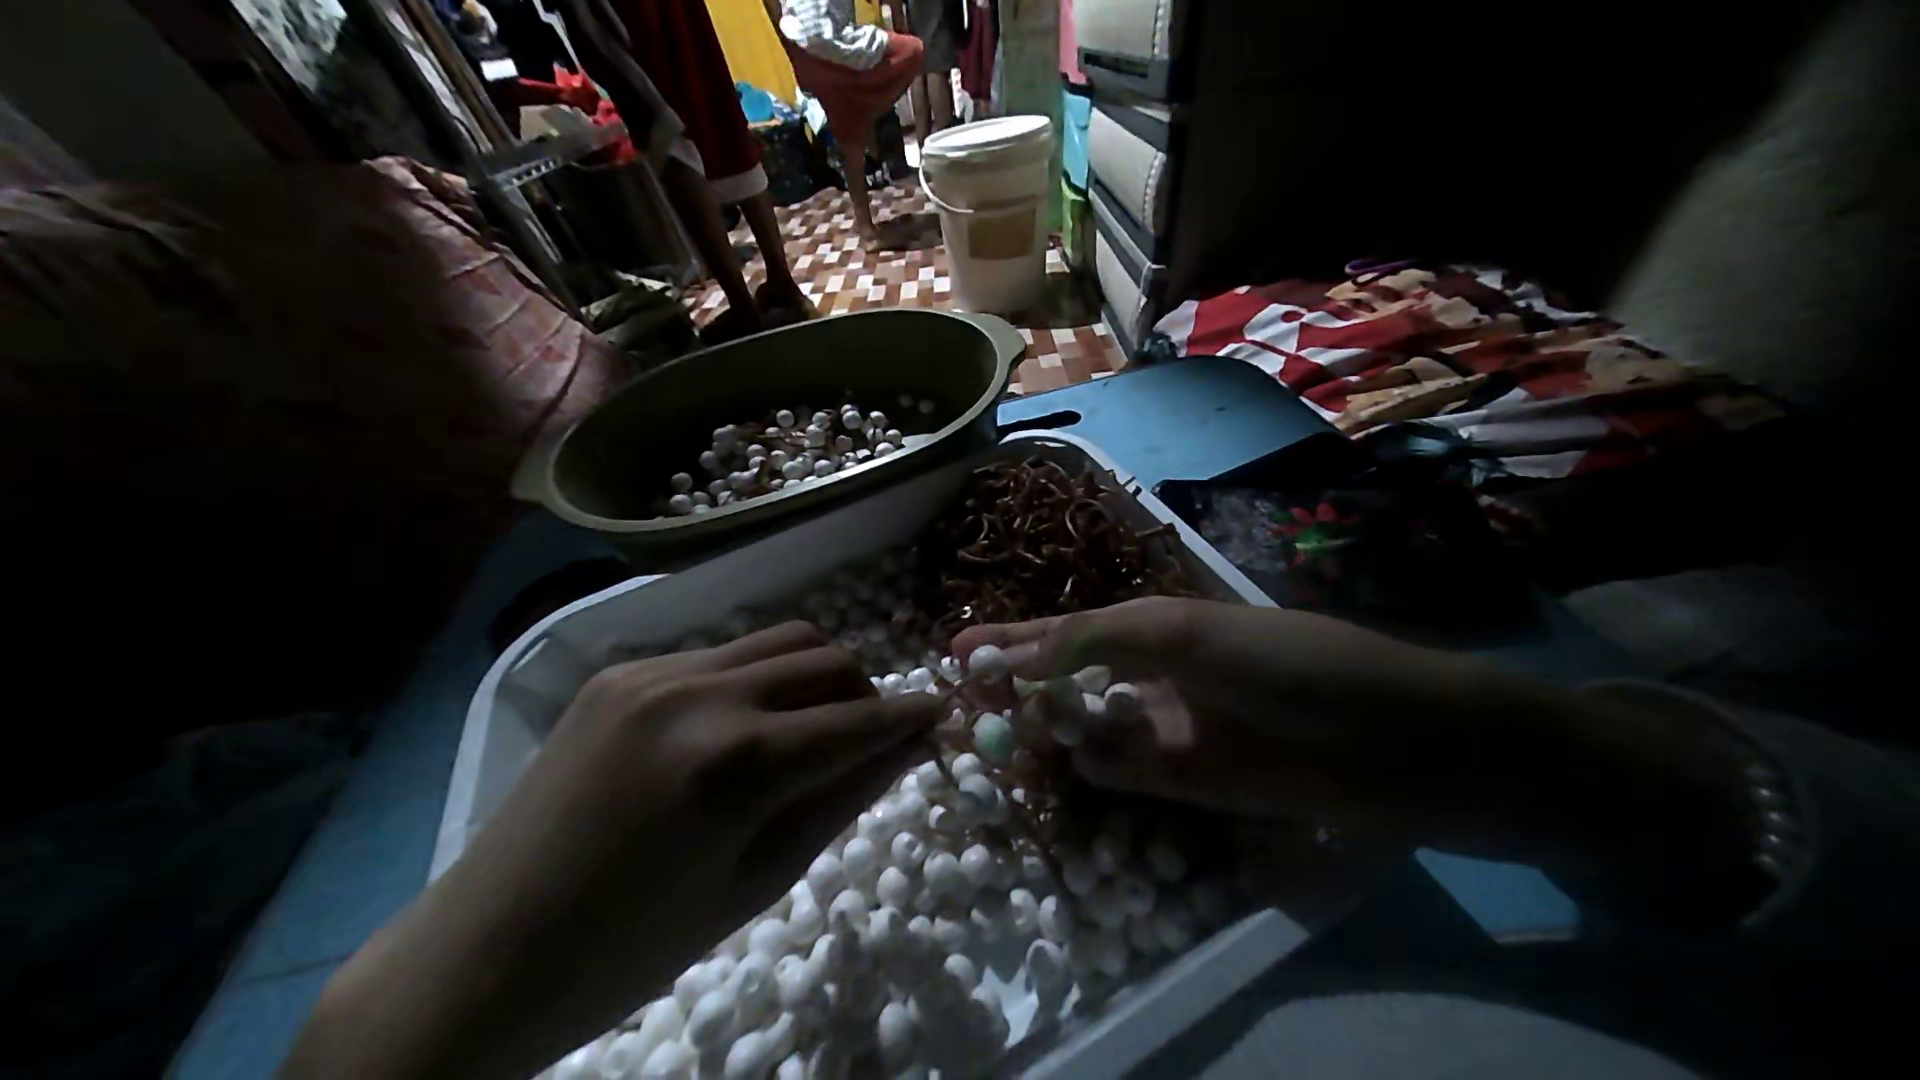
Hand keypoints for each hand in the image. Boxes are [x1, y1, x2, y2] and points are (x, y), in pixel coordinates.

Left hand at [286, 623, 941, 1079]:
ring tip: (814, 722)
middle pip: (827, 658)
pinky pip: (724, 655)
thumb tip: (910, 743)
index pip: (857, 721)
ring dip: (819, 673)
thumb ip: (843, 798)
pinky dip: (760, 680)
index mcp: (737, 765)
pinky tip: (742, 726)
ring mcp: (655, 671)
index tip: (943, 712)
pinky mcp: (622, 669)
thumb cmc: (636, 949)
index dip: (911, 715)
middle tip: (873, 735)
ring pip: (780, 640)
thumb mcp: (760, 880)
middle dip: (868, 690)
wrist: (484, 952)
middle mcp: (701, 694)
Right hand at [952, 599, 1754, 912]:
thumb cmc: (1286, 662)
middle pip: (1068, 679)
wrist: (1396, 742)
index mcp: (1155, 627)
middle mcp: (1154, 675)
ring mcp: (1169, 729)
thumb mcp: (1186, 633)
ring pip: (1089, 727)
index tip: (957, 647)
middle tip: (964, 695)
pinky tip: (1071, 760)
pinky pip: (1125, 772)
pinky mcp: (1190, 781)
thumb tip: (1025, 660)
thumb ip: (1101, 640)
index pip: (1065, 630)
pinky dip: (1095, 767)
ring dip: (1049, 727)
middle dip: (1018, 683)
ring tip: (1001, 732)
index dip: (1012, 636)